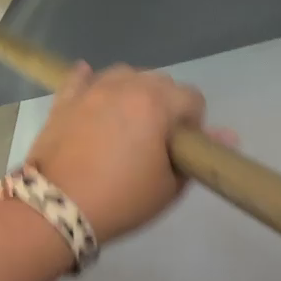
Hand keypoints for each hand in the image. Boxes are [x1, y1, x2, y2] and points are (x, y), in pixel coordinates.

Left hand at [24, 64, 230, 243]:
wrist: (55, 206)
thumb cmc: (120, 198)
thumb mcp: (169, 185)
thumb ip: (195, 155)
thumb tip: (225, 134)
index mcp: (155, 103)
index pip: (191, 97)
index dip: (193, 122)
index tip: (182, 147)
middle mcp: (122, 88)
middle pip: (157, 81)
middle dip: (165, 104)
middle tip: (156, 138)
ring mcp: (88, 92)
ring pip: (121, 74)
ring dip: (131, 89)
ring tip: (128, 119)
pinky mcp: (61, 103)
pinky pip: (78, 80)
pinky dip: (88, 79)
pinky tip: (91, 83)